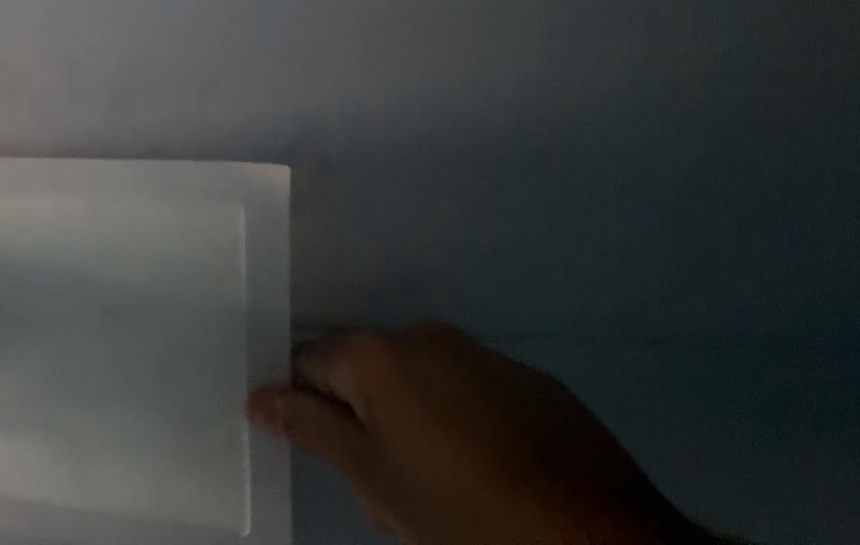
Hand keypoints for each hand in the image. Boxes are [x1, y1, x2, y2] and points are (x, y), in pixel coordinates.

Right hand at [247, 322, 704, 544]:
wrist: (600, 539)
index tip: (318, 446)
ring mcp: (482, 355)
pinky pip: (472, 389)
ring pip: (420, 379)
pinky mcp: (533, 381)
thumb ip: (311, 428)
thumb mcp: (374, 478)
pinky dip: (463, 418)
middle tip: (384, 479)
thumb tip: (259, 398)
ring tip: (442, 477)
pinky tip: (488, 467)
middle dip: (362, 415)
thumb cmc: (463, 509)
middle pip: (365, 370)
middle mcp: (422, 336)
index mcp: (375, 354)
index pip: (306, 364)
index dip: (304, 405)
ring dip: (414, 416)